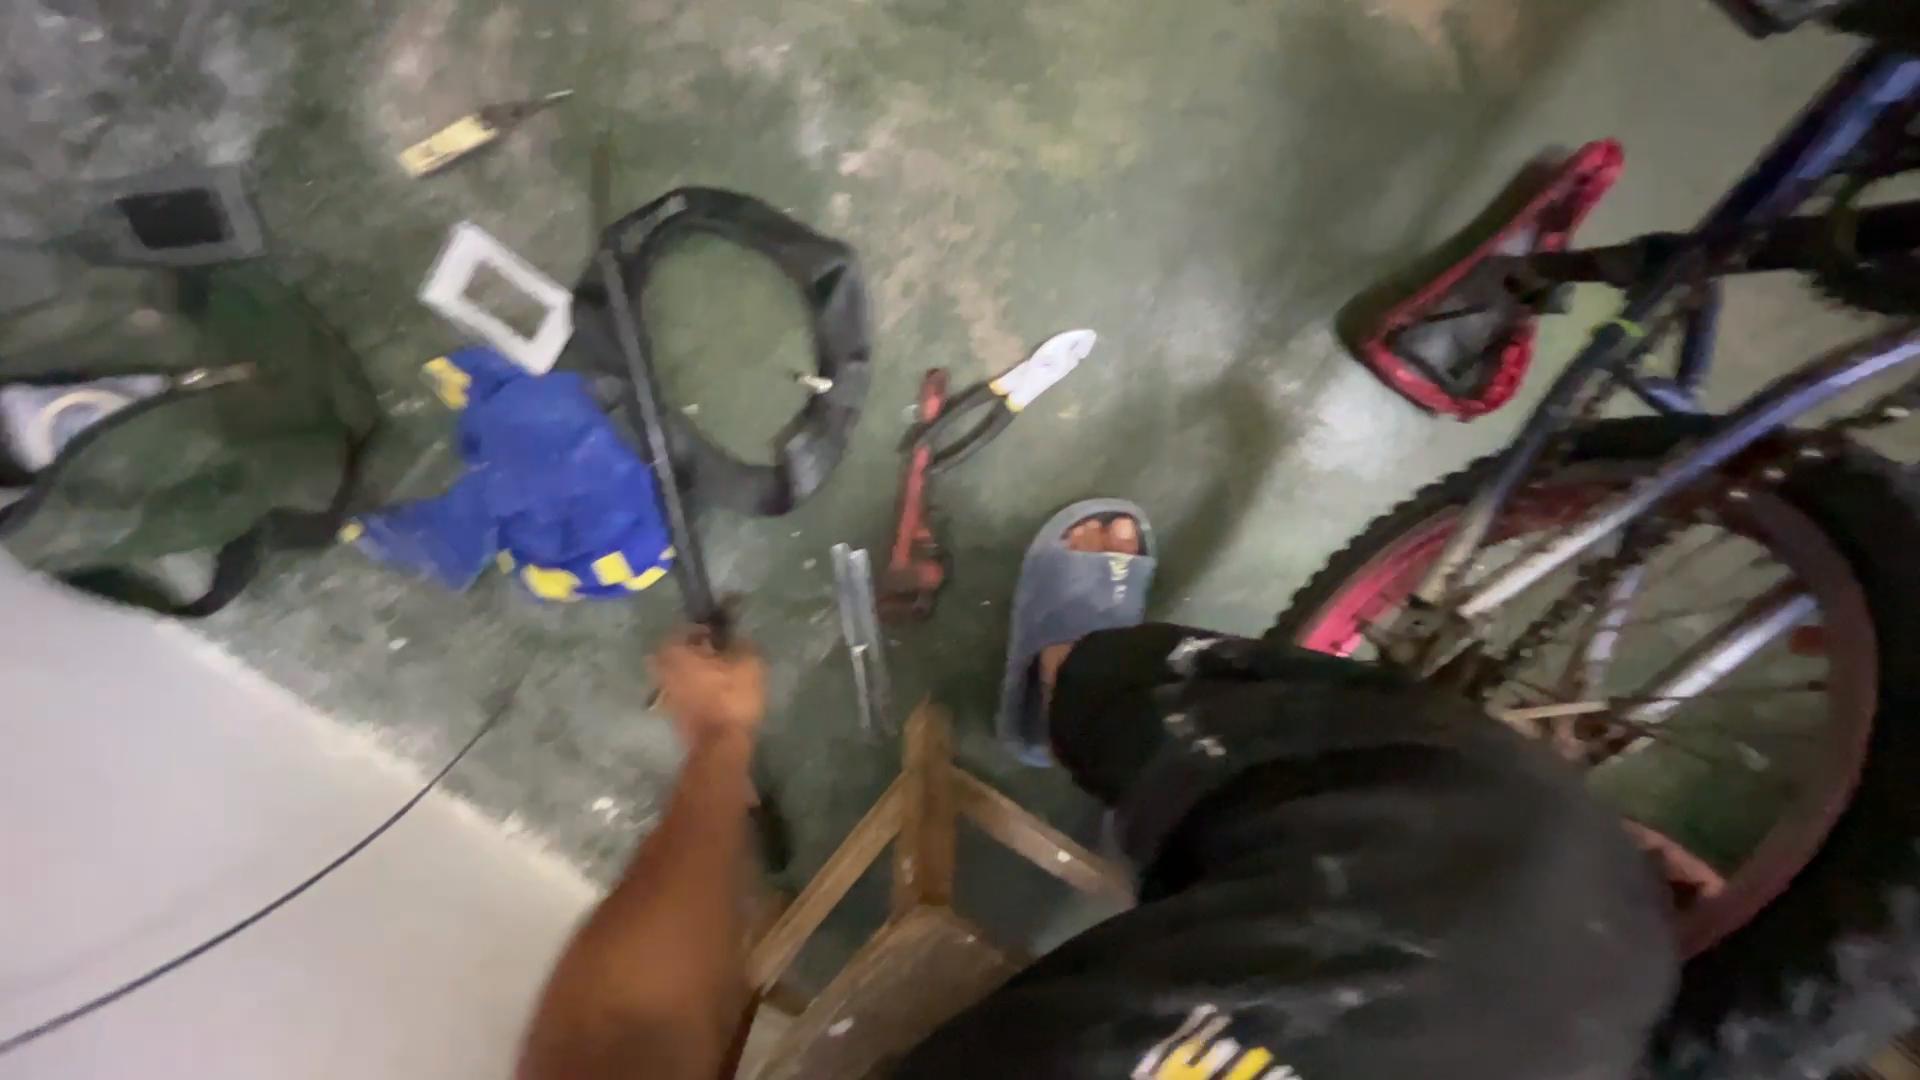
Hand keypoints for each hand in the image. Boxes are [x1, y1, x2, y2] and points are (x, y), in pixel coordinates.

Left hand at [647, 628, 765, 749]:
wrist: (720, 743)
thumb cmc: (731, 695)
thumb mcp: (748, 662)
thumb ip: (741, 644)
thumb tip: (737, 638)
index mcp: (676, 652)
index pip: (684, 629)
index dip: (703, 628)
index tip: (720, 633)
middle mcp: (663, 670)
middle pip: (676, 652)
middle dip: (694, 651)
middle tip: (715, 652)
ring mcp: (665, 695)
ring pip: (677, 674)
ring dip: (693, 671)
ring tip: (717, 673)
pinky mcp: (673, 715)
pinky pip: (682, 692)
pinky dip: (694, 688)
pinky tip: (713, 691)